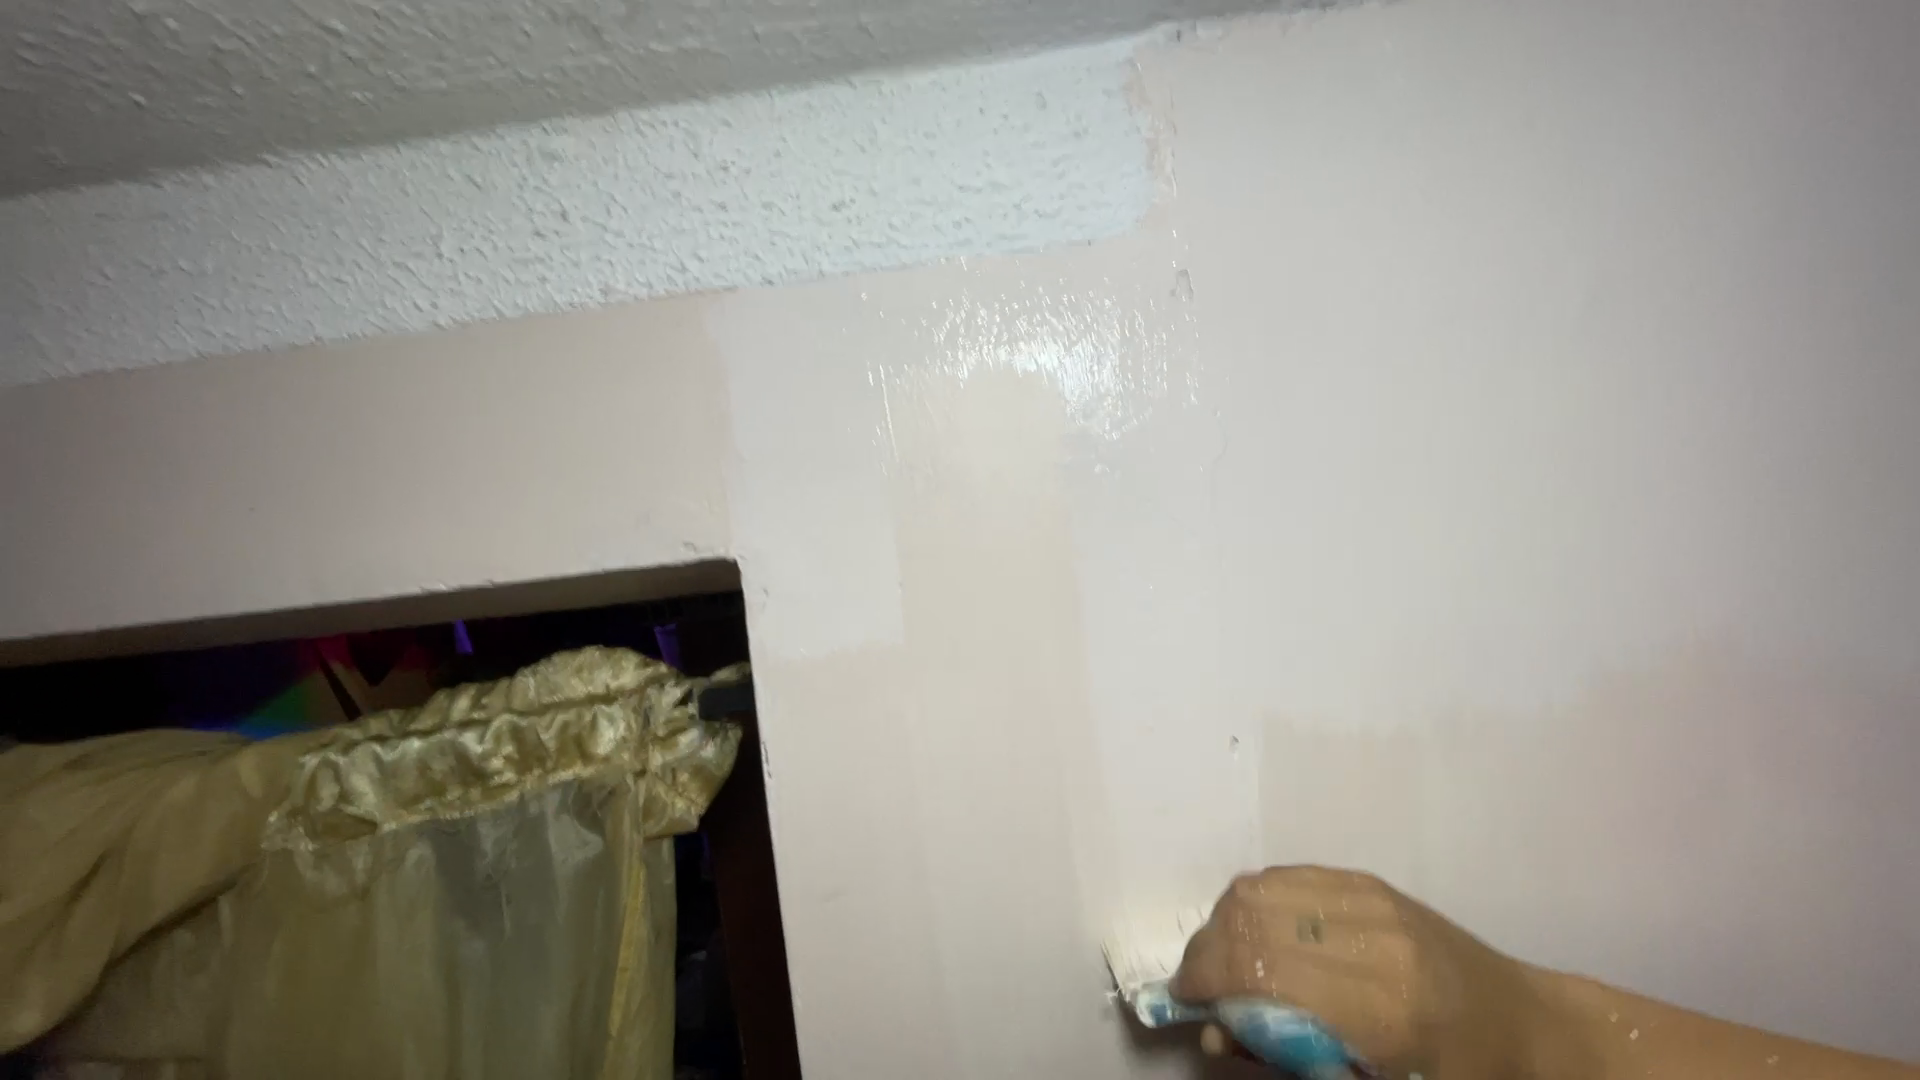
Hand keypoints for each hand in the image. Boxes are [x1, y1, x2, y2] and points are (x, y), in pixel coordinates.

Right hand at [1171, 866, 1551, 1078]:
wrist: (1522, 1024)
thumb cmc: (1454, 1076)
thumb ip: (1287, 1064)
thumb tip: (1214, 1031)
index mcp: (1382, 1009)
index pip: (1260, 970)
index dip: (1206, 978)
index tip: (1186, 999)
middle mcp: (1370, 937)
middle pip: (1249, 918)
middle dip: (1206, 948)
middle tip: (1199, 981)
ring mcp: (1367, 898)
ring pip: (1258, 888)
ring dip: (1223, 921)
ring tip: (1225, 956)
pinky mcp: (1364, 879)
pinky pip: (1283, 877)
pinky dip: (1252, 901)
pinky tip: (1256, 930)